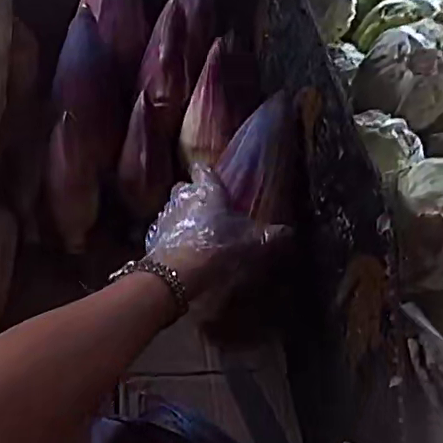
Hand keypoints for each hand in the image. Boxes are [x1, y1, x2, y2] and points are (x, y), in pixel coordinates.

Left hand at [144, 164, 287, 308]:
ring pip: (173, 207)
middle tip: (207, 209)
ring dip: (182, 214)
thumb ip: (267, 235)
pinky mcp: (153, 233)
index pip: (204, 170)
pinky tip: (180, 245)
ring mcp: (165, 214)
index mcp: (206, 191)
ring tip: (194, 230)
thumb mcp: (247, 243)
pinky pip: (164, 227)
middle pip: (185, 188)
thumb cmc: (215, 248)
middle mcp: (182, 197)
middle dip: (193, 194)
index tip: (213, 179)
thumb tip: (289, 231)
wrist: (176, 272)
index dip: (208, 173)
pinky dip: (171, 232)